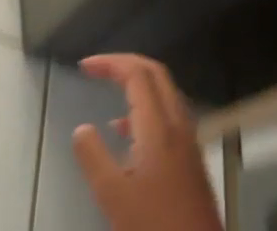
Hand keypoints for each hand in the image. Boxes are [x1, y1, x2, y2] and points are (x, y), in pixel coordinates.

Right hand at [72, 54, 223, 230]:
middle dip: (126, 64)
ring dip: (138, 86)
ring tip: (110, 95)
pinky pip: (170, 118)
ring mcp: (189, 146)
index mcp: (159, 129)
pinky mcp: (192, 163)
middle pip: (157, 75)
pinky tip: (128, 136)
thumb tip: (83, 129)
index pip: (137, 74)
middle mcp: (179, 128)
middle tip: (98, 69)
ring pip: (166, 96)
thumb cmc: (153, 225)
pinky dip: (147, 109)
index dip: (110, 62)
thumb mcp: (111, 194)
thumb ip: (93, 155)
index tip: (84, 67)